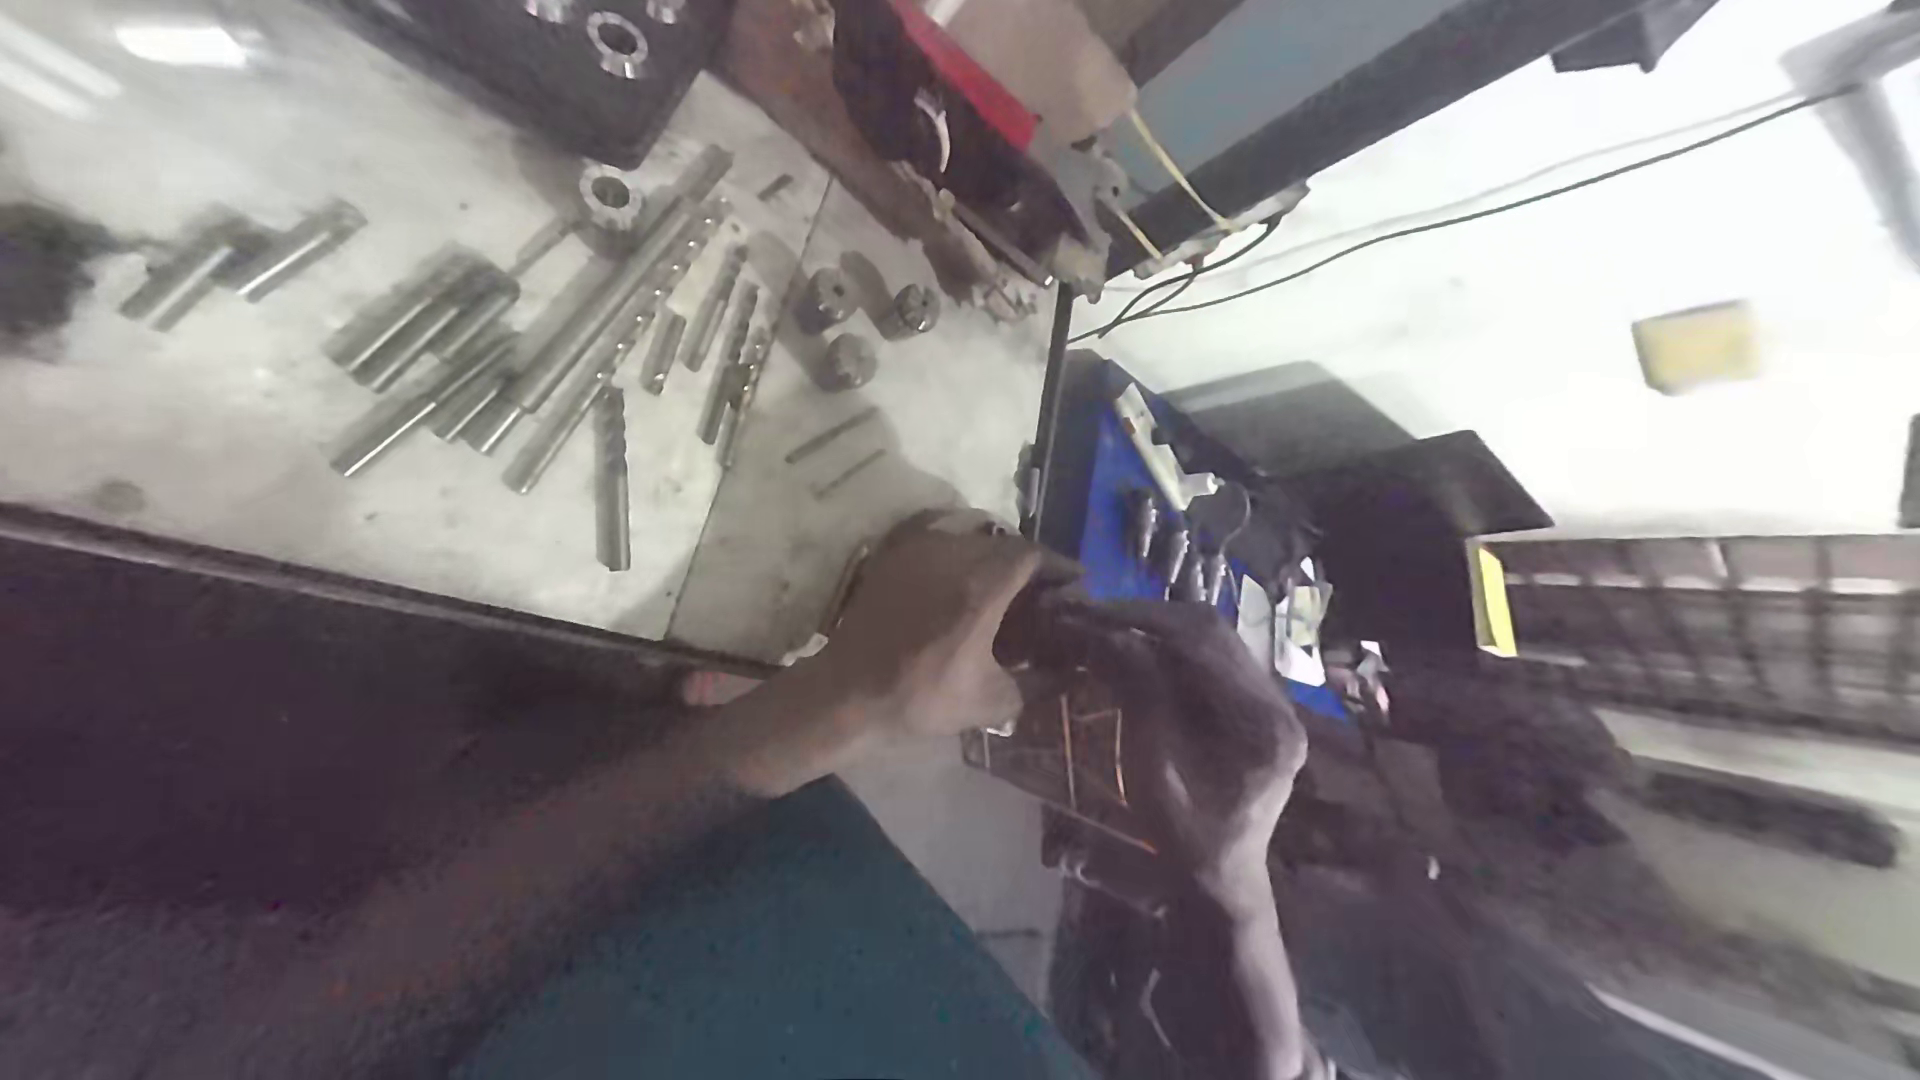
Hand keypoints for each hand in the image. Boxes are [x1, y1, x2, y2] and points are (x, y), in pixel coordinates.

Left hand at [716, 512, 1042, 795]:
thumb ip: (1039, 683)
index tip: (1074, 582)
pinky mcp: (894, 553)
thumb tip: (1071, 674)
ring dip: (995, 552)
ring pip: (972, 534)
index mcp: (980, 588)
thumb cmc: (920, 699)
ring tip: (1003, 580)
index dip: (1059, 565)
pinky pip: (938, 533)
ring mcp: (918, 549)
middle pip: (1005, 542)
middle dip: (1029, 562)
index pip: (1032, 554)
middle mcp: (952, 555)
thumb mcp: (991, 703)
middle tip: (1040, 589)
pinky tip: (963, 570)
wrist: (848, 693)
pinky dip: (961, 544)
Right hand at [1059, 600, 1307, 892]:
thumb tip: (1110, 634)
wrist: (1219, 875)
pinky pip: (1208, 655)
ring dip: (1156, 625)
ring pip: (1210, 636)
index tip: (1093, 613)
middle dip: (1147, 615)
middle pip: (1211, 630)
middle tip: (1096, 614)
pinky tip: (1136, 646)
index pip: (1202, 643)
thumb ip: (1138, 696)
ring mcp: (1269, 699)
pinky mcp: (1252, 702)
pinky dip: (1168, 644)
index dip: (1144, 619)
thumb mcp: (1151, 769)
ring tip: (1110, 624)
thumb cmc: (1184, 835)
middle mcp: (1276, 702)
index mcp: (1262, 724)